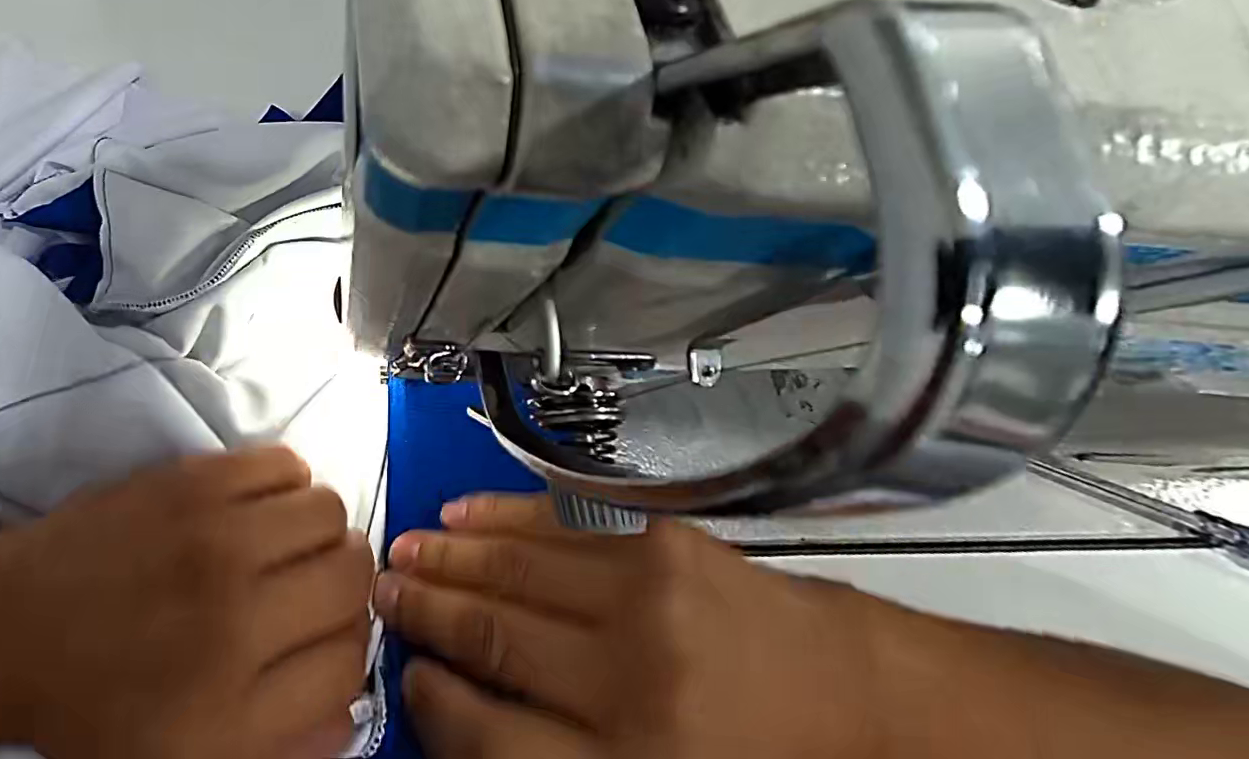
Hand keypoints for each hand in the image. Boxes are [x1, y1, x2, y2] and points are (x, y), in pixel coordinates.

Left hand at [0, 447, 375, 758]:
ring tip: (281, 544)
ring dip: (317, 531)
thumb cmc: (93, 709)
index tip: (323, 635)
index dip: (348, 646)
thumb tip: (350, 701)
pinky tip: (258, 507)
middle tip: (305, 586)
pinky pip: (287, 462)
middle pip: (353, 571)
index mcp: (234, 695)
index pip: (351, 656)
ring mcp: (218, 529)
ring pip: (329, 509)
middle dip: (342, 583)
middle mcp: (238, 605)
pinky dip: (288, 485)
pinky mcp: (197, 476)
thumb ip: (280, 742)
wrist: (8, 628)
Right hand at [374, 493, 883, 758]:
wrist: (862, 705)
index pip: (495, 735)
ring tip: (407, 550)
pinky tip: (465, 513)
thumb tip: (464, 709)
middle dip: (428, 611)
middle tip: (385, 591)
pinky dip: (502, 517)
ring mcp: (644, 598)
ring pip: (517, 570)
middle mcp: (631, 682)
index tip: (409, 674)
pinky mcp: (658, 542)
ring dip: (452, 557)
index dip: (438, 702)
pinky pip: (558, 526)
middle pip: (497, 638)